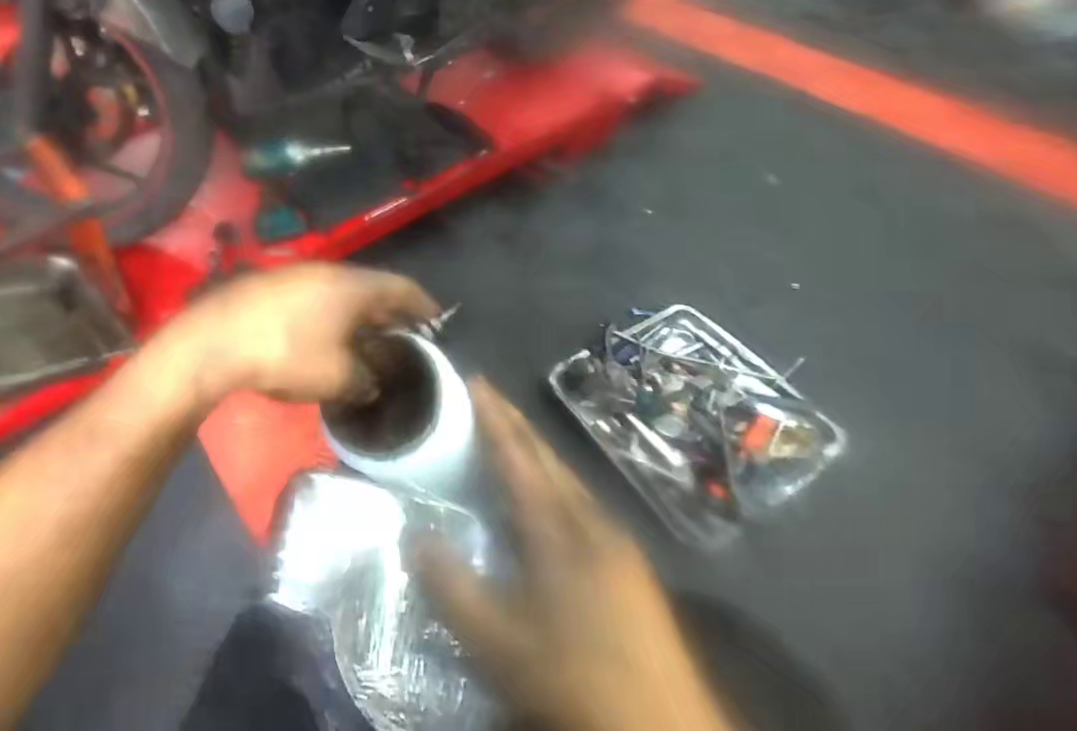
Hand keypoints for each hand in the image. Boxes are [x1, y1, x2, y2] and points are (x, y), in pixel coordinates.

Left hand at [122, 263, 439, 408]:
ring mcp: (298, 273)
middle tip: (403, 332)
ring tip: (365, 337)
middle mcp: (331, 271)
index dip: (424, 304)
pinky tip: (322, 335)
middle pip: (372, 287)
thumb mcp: (336, 378)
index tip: (436, 319)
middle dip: (390, 311)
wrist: (211, 341)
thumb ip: (364, 380)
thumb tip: (370, 383)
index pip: (403, 288)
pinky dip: (330, 313)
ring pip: (341, 291)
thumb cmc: (285, 354)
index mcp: (355, 286)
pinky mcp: (271, 284)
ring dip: (358, 313)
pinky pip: (315, 296)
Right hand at [416, 380, 735, 730]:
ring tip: (510, 436)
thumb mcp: (497, 643)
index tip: (475, 379)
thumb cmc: (573, 676)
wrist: (662, 722)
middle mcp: (590, 518)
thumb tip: (414, 536)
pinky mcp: (629, 561)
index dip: (494, 417)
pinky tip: (550, 499)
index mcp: (557, 527)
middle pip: (547, 457)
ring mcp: (616, 538)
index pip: (518, 456)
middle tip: (486, 395)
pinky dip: (555, 481)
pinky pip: (582, 500)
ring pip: (568, 478)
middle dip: (515, 423)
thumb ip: (452, 587)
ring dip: (537, 451)